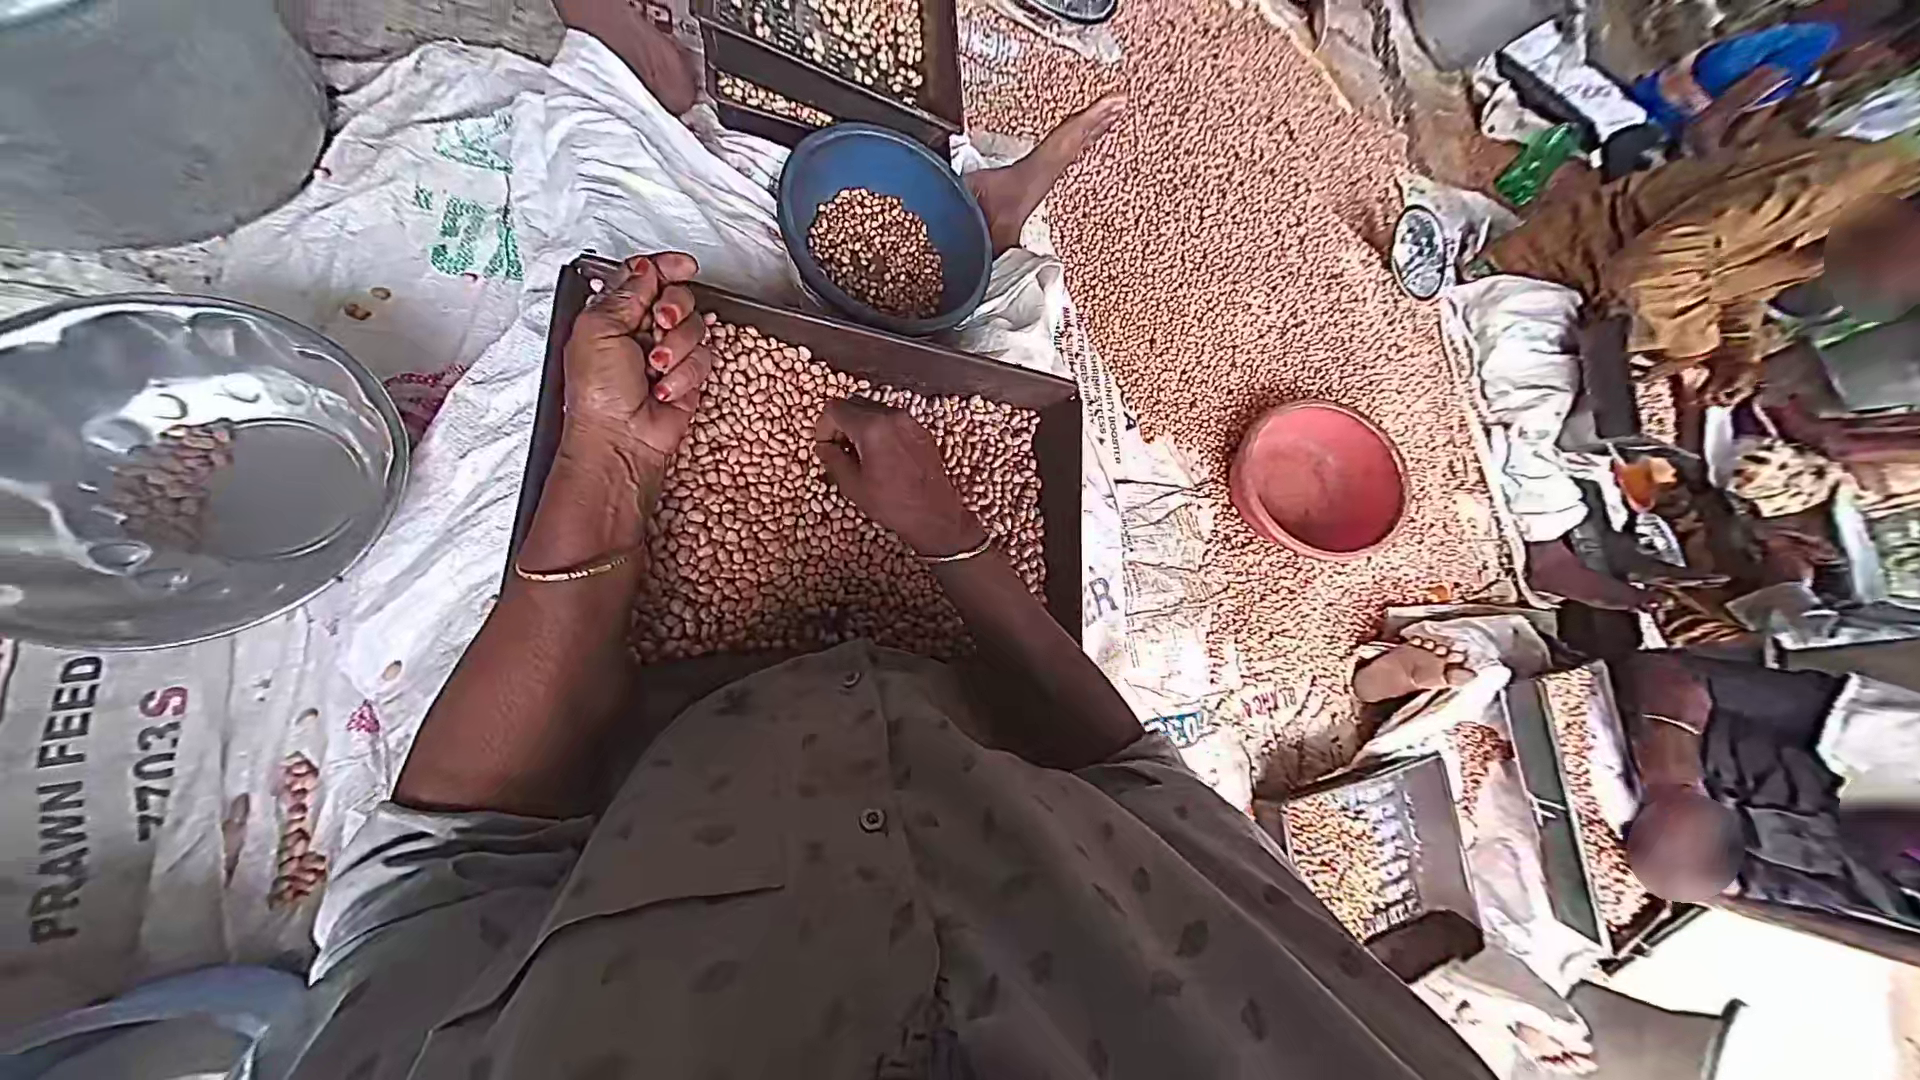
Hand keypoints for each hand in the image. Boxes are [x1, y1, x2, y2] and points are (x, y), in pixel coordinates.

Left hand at [564, 253, 713, 470]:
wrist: (621, 436)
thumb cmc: (598, 392)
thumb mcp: (598, 328)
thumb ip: (626, 293)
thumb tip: (647, 269)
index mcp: (617, 313)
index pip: (648, 277)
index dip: (667, 268)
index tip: (685, 266)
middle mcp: (646, 331)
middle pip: (679, 298)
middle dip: (673, 310)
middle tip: (659, 325)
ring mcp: (670, 354)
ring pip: (696, 329)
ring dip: (676, 348)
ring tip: (655, 368)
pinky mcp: (690, 376)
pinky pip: (704, 359)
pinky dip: (685, 375)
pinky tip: (664, 388)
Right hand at [813, 398, 983, 556]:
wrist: (935, 515)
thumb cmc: (893, 504)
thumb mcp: (853, 486)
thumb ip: (833, 459)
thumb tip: (824, 447)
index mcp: (872, 427)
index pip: (834, 409)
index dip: (823, 427)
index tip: (824, 446)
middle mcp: (892, 416)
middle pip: (854, 404)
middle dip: (840, 424)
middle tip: (837, 450)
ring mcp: (910, 422)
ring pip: (874, 410)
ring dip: (859, 426)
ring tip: (858, 455)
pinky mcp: (921, 432)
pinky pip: (892, 422)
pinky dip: (879, 431)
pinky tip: (880, 457)